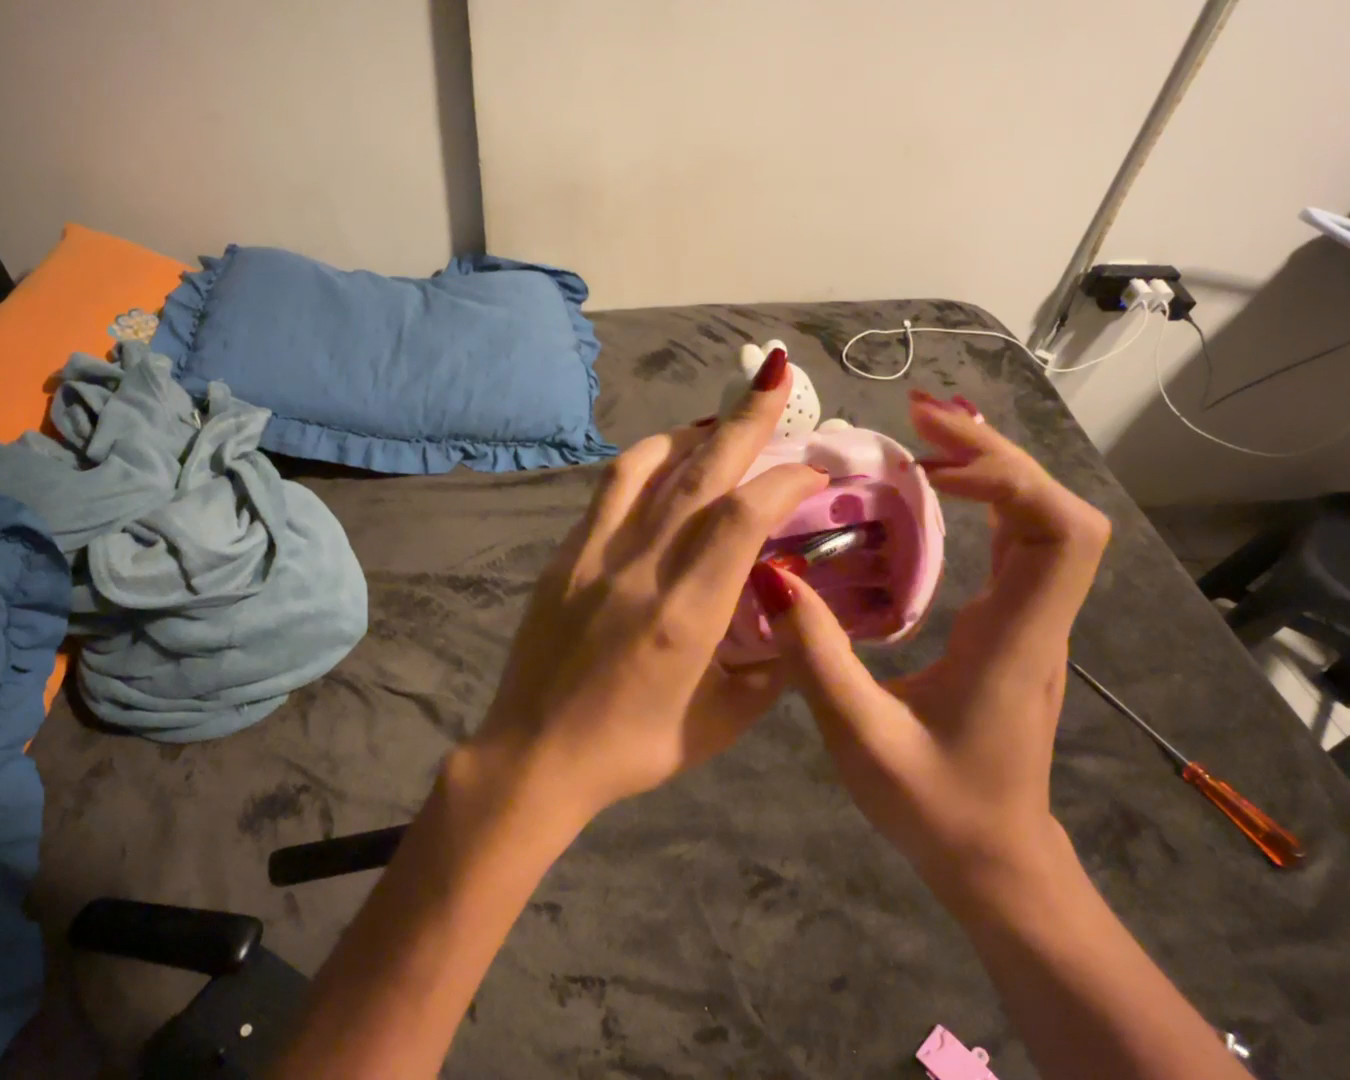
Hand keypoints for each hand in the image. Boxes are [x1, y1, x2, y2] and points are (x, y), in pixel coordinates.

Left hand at [464, 347, 830, 823]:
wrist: (535, 754)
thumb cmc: (631, 750)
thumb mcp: (719, 723)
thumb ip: (769, 669)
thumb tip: (793, 618)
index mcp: (684, 614)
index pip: (741, 519)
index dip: (784, 482)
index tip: (814, 473)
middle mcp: (638, 571)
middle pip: (697, 475)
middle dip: (744, 421)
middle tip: (776, 379)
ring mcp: (591, 557)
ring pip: (642, 470)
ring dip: (687, 434)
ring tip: (717, 424)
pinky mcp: (562, 559)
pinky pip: (606, 494)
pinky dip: (641, 466)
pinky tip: (660, 466)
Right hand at [756, 389, 1110, 897]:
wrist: (994, 862)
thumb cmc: (934, 806)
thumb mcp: (860, 736)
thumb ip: (818, 657)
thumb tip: (771, 575)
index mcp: (1015, 641)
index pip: (1060, 533)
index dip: (1009, 476)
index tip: (931, 457)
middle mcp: (1037, 622)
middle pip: (1055, 512)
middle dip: (994, 454)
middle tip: (917, 419)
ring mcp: (1028, 626)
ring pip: (1040, 525)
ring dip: (989, 474)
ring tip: (916, 443)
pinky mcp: (1010, 633)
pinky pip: (1013, 550)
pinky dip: (980, 508)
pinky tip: (926, 501)